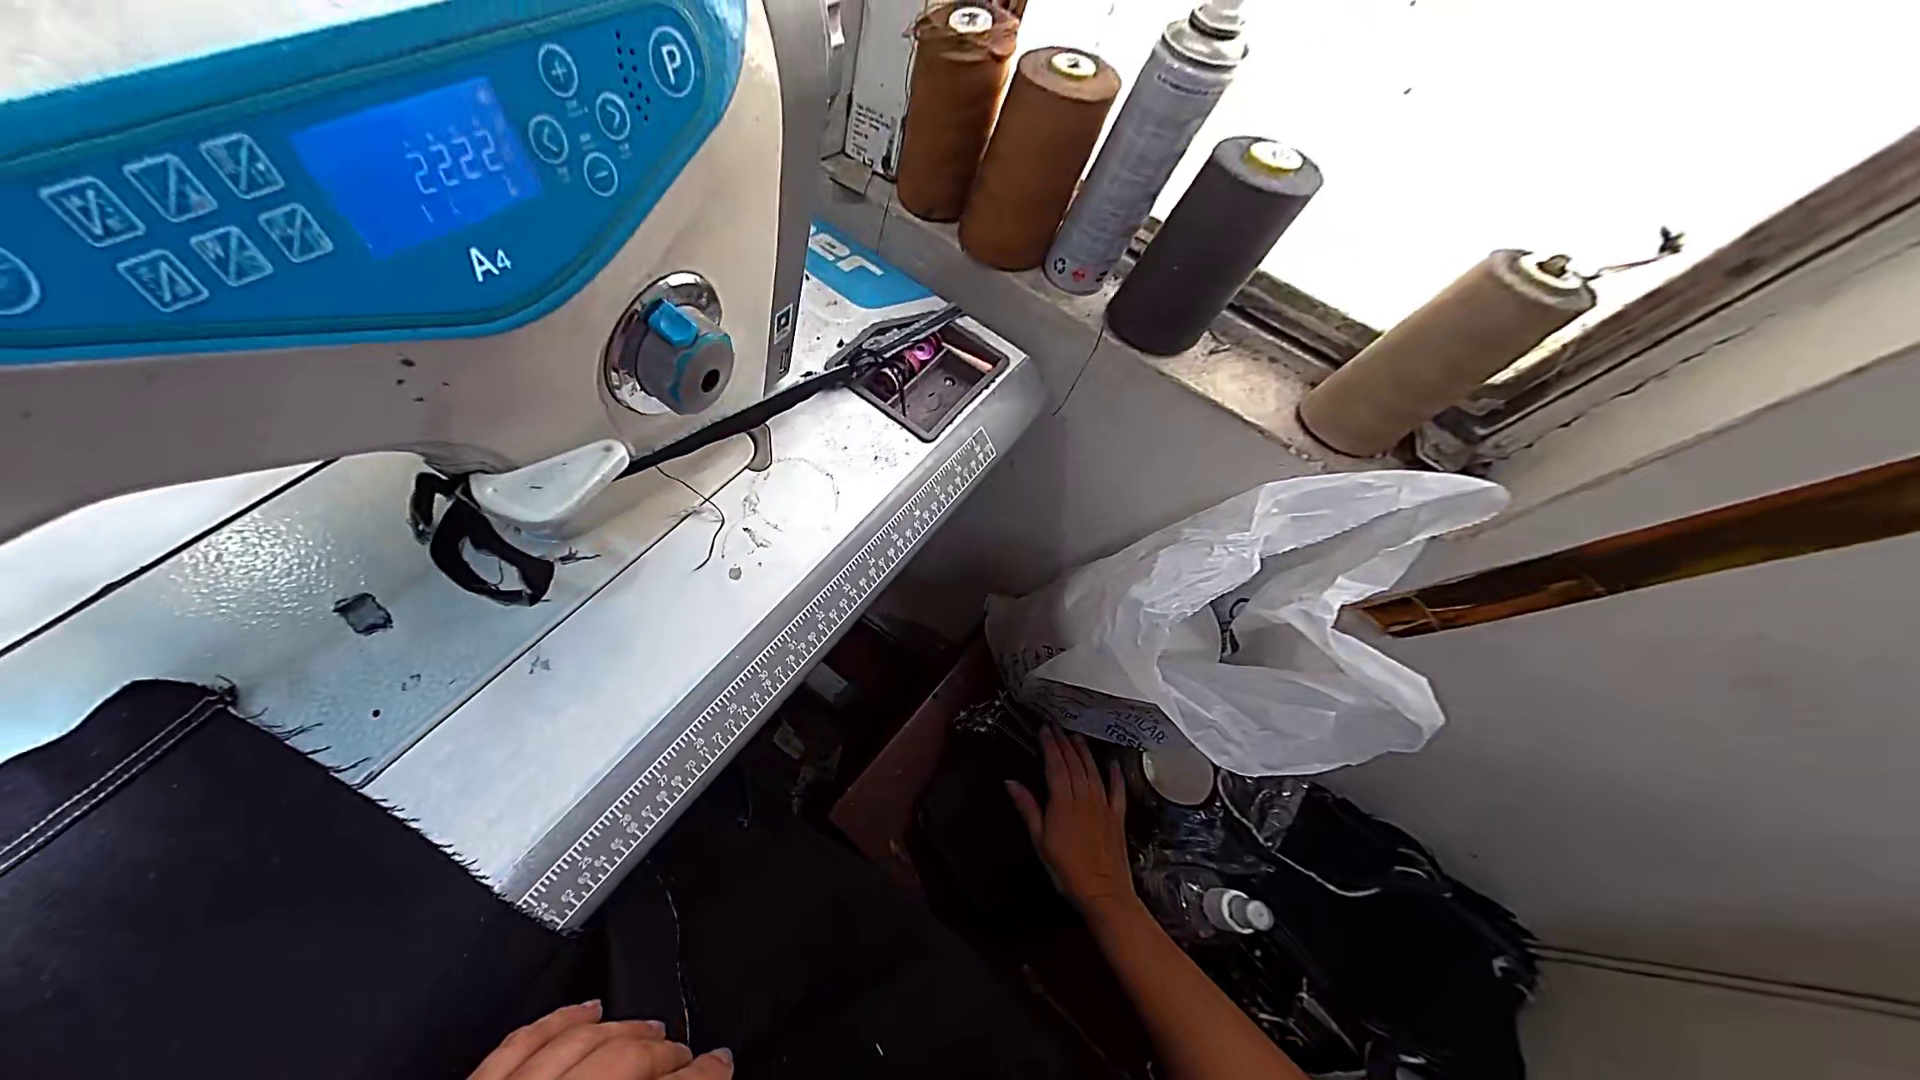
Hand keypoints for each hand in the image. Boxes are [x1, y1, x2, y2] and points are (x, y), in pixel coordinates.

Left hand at [469, 1001, 732, 1079]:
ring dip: (626, 1029)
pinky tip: (587, 1009)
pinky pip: (520, 1044)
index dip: (703, 1077)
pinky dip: (560, 1018)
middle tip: (692, 1059)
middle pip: (626, 1063)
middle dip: (671, 1055)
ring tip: (654, 1030)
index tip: (721, 1067)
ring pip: (580, 1041)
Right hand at [1006, 726, 1135, 914]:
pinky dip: (1115, 774)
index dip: (1049, 745)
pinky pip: (1117, 789)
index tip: (1044, 731)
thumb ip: (1027, 807)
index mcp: (1063, 801)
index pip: (1055, 764)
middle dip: (1064, 742)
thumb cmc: (1067, 870)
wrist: (1102, 891)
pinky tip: (1113, 763)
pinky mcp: (1116, 816)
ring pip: (1092, 770)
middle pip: (1073, 762)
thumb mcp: (1039, 839)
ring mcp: (1102, 805)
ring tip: (1076, 737)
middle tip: (1057, 728)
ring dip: (1084, 751)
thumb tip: (1012, 783)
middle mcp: (1084, 797)